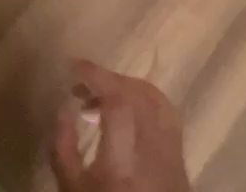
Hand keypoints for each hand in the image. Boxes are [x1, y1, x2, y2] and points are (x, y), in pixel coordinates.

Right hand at [50, 60, 189, 191]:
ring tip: (103, 97)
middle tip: (82, 85)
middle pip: (141, 94)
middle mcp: (155, 152)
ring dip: (129, 88)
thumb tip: (64, 105)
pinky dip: (145, 104)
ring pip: (159, 102)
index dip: (96, 75)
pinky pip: (167, 118)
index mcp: (124, 160)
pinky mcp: (182, 163)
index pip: (118, 100)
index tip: (73, 67)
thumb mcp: (70, 187)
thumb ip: (63, 145)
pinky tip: (126, 116)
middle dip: (109, 78)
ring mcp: (174, 157)